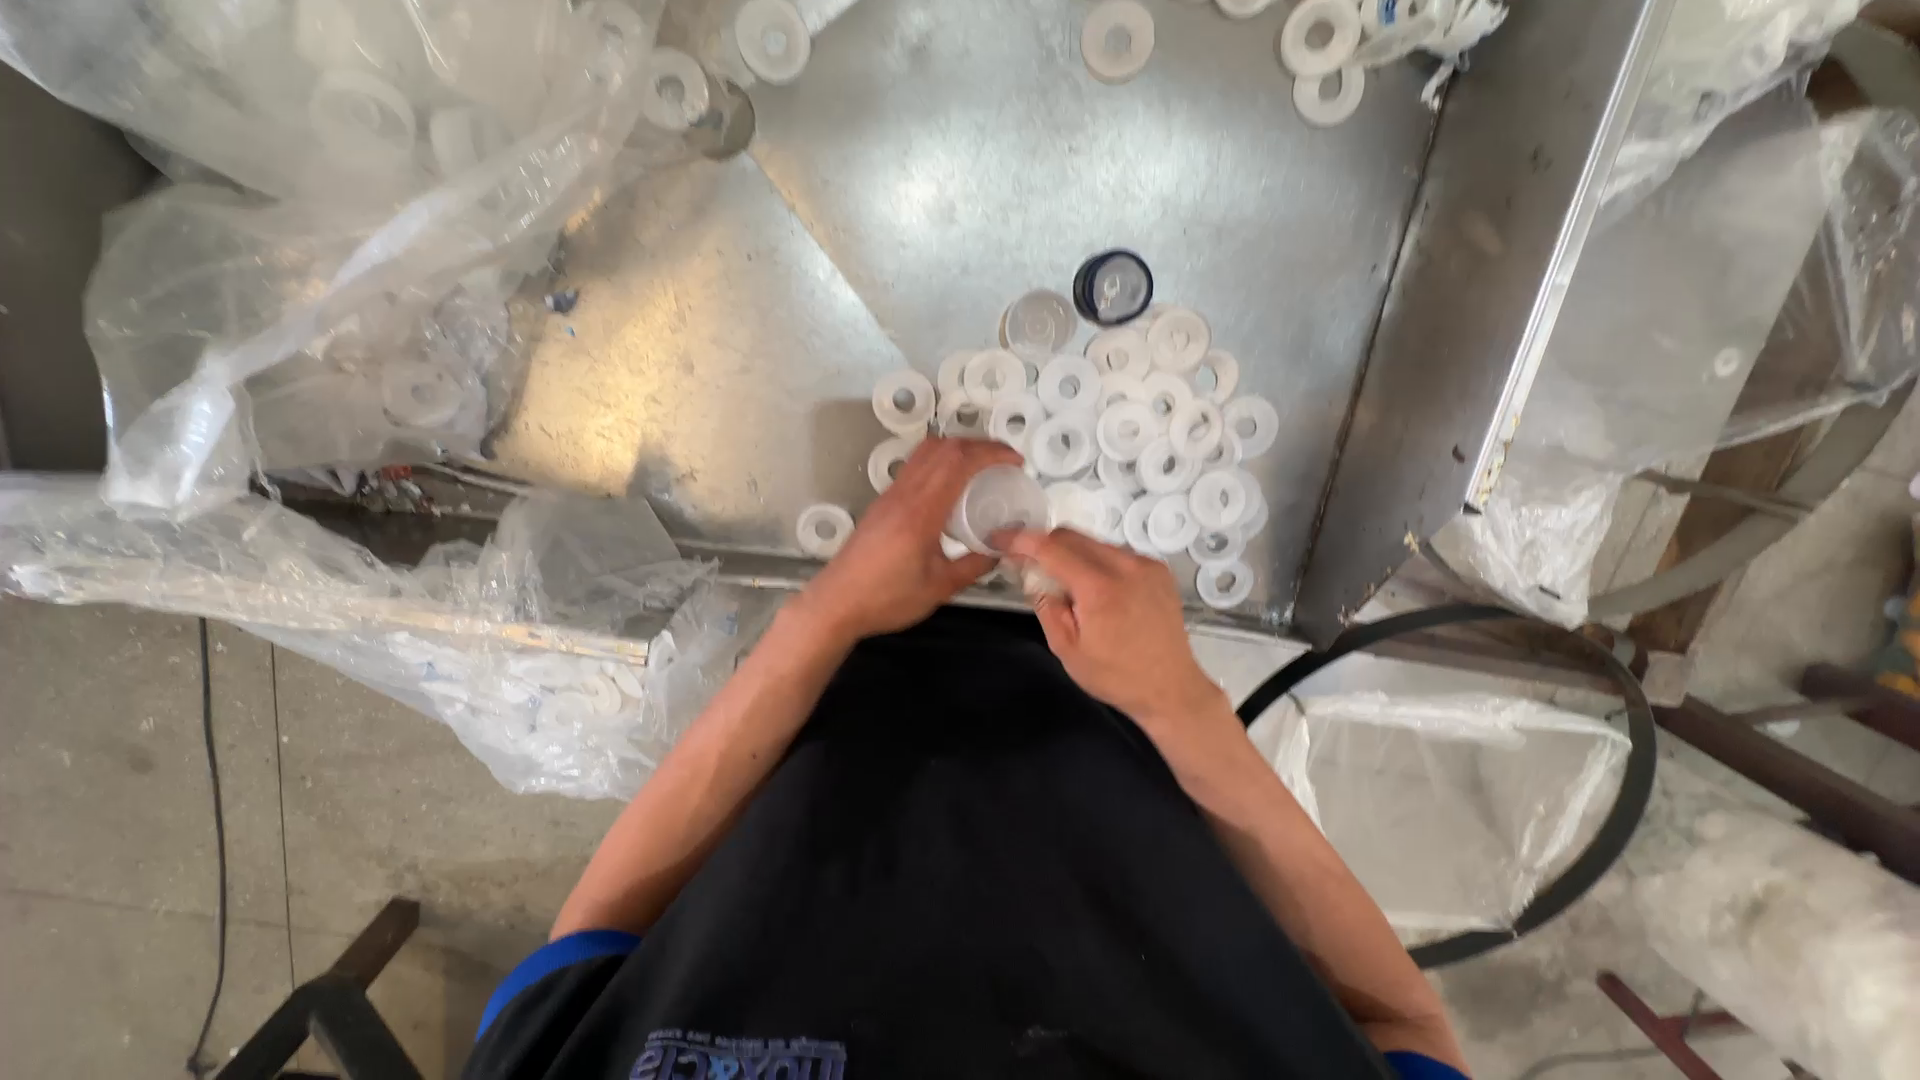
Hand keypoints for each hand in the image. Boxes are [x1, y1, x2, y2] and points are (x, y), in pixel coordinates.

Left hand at [795, 436, 1022, 641]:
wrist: (836, 604)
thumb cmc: (886, 599)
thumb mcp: (940, 588)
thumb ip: (974, 565)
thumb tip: (1000, 549)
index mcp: (922, 511)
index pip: (959, 462)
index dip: (992, 453)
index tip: (1015, 462)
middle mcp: (904, 494)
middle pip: (943, 447)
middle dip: (979, 445)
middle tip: (1004, 461)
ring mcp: (890, 495)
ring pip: (926, 453)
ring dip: (958, 450)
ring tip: (982, 468)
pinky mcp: (883, 503)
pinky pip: (915, 468)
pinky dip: (940, 464)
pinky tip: (953, 487)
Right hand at [998, 528, 1229, 731]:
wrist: (1170, 688)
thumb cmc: (1115, 676)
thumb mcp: (1066, 648)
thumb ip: (1046, 604)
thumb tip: (1032, 573)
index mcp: (1099, 587)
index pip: (1051, 547)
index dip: (1019, 540)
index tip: (998, 539)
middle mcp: (1126, 566)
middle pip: (1072, 536)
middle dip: (1043, 543)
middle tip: (1025, 561)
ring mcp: (1146, 565)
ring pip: (1095, 542)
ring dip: (1071, 552)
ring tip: (1062, 581)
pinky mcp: (1158, 570)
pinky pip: (1116, 553)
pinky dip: (1096, 561)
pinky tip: (1093, 588)